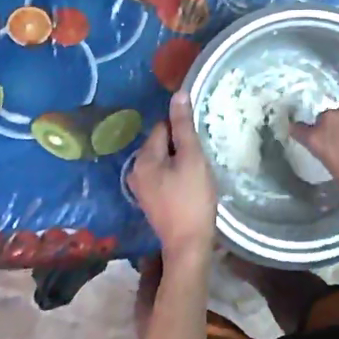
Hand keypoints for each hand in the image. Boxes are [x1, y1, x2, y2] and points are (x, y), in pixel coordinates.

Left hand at [127, 93, 217, 261]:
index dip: (181, 129)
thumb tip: (178, 94)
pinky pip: (163, 176)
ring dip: (179, 160)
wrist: (188, 245)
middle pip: (160, 144)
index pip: (161, 127)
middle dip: (180, 144)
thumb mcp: (192, 158)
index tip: (200, 138)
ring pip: (163, 161)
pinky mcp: (151, 201)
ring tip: (199, 168)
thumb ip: (184, 126)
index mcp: (143, 159)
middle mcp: (136, 172)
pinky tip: (191, 183)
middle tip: (202, 154)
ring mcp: (142, 189)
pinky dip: (176, 174)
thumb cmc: (192, 198)